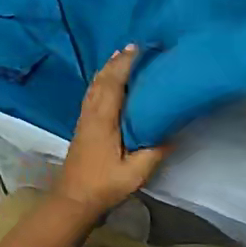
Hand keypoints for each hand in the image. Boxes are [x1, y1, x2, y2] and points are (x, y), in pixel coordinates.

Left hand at [52, 46, 168, 217]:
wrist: (73, 198)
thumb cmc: (104, 184)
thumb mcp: (136, 172)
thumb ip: (155, 151)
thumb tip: (172, 131)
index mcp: (103, 119)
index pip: (113, 84)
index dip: (123, 64)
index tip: (137, 48)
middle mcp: (90, 114)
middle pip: (101, 80)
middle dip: (115, 63)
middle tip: (132, 48)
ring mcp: (84, 119)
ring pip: (93, 87)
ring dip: (107, 71)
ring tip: (121, 59)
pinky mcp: (82, 127)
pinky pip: (91, 96)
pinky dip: (101, 83)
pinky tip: (108, 84)